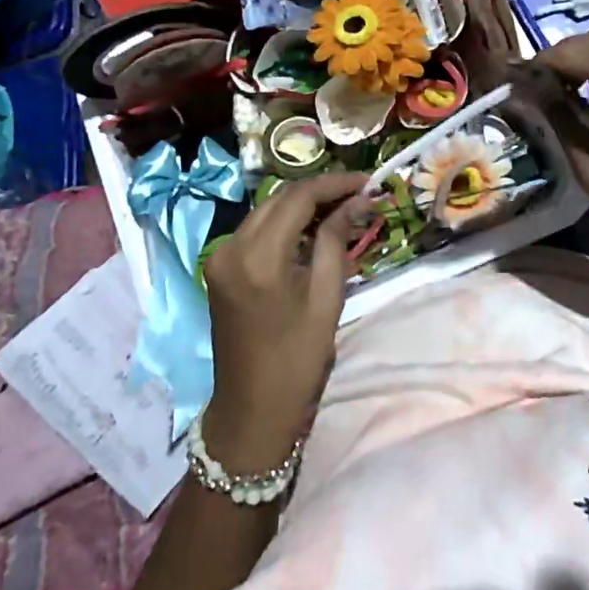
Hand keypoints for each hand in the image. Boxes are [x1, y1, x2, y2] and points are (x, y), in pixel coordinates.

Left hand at [200, 171, 367, 472]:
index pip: (298, 197)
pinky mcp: (220, 266)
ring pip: (267, 210)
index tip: (369, 181)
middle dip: (321, 190)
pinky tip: (314, 229)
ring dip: (304, 204)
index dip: (336, 183)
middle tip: (360, 194)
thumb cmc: (297, 359)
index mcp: (258, 257)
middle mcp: (231, 247)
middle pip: (280, 197)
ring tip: (343, 208)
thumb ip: (337, 241)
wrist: (251, 407)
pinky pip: (257, 229)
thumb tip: (358, 202)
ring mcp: (220, 256)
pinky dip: (286, 223)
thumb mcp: (327, 298)